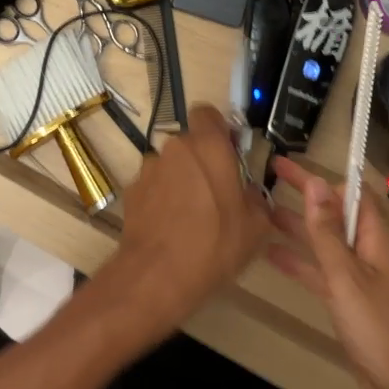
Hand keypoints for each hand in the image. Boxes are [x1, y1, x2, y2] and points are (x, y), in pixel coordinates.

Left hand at [102, 104, 271, 334]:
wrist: (158, 275)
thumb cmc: (214, 244)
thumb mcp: (255, 227)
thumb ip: (256, 198)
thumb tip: (249, 192)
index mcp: (208, 146)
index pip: (207, 114)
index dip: (218, 129)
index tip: (228, 152)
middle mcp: (175, 148)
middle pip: (190, 144)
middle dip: (202, 162)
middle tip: (217, 195)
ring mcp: (149, 168)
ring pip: (171, 166)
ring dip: (181, 182)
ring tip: (192, 218)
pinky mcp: (133, 190)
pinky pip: (154, 187)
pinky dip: (162, 200)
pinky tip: (171, 229)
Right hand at [266, 156, 388, 388]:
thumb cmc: (380, 329)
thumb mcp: (347, 277)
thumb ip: (328, 231)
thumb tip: (317, 182)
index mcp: (379, 239)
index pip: (352, 192)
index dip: (321, 176)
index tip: (289, 165)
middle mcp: (372, 252)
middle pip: (337, 213)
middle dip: (306, 195)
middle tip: (271, 173)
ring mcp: (363, 280)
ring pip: (327, 242)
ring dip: (299, 226)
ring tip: (263, 212)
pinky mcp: (354, 304)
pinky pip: (324, 273)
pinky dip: (301, 262)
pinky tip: (272, 256)